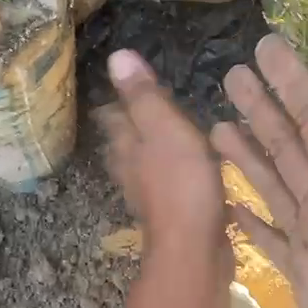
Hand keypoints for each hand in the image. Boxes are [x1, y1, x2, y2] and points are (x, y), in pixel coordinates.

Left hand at [98, 49, 230, 263]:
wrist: (194, 249)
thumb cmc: (181, 185)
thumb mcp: (165, 129)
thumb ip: (143, 96)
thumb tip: (116, 57)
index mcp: (127, 146)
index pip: (113, 115)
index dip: (118, 99)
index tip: (126, 85)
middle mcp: (130, 170)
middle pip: (123, 142)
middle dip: (130, 125)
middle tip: (143, 108)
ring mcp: (149, 196)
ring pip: (143, 166)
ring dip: (149, 152)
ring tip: (163, 137)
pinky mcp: (171, 215)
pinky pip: (167, 187)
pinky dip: (171, 176)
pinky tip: (185, 175)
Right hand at [212, 35, 307, 307]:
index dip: (292, 83)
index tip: (264, 48)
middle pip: (289, 145)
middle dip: (262, 110)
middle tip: (229, 76)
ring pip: (274, 187)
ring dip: (248, 157)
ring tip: (215, 129)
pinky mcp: (305, 278)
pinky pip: (269, 240)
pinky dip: (249, 223)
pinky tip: (227, 208)